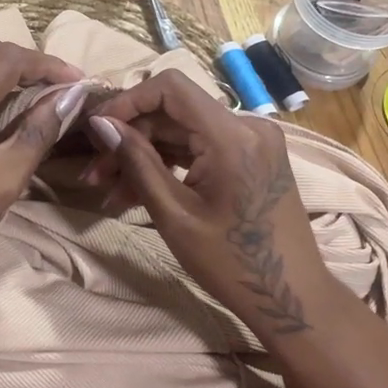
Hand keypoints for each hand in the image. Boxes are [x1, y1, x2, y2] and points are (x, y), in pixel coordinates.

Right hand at [85, 70, 326, 336]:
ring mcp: (252, 141)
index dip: (127, 100)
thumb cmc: (232, 263)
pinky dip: (168, 164)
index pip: (170, 87)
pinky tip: (137, 190)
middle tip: (94, 173)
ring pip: (182, 131)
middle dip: (129, 137)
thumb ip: (137, 161)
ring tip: (108, 189)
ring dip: (143, 154)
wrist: (293, 299)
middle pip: (172, 112)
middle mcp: (247, 126)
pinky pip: (199, 147)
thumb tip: (100, 123)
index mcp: (232, 136)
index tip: (96, 128)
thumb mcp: (174, 214)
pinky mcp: (250, 157)